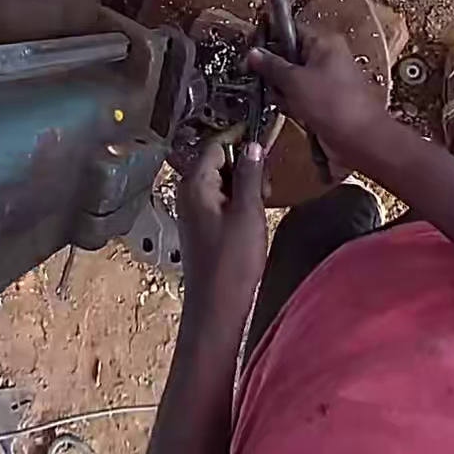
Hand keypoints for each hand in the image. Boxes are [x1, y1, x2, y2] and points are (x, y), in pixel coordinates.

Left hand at [177, 128, 266, 301]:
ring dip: (243, 187)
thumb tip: (253, 144)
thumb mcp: (248, 212)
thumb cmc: (232, 262)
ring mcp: (192, 208)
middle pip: (219, 161)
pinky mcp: (200, 224)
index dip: (240, 144)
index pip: (216, 145)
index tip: (264, 151)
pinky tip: (250, 219)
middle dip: (244, 169)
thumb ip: (250, 174)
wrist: (217, 309)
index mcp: (195, 183)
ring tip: (260, 207)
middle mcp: (188, 190)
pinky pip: (219, 199)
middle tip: (265, 190)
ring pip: (221, 181)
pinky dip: (236, 202)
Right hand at [248, 32, 394, 166]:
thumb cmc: (331, 103)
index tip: (250, 52)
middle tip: (263, 81)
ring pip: (291, 78)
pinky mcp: (325, 101)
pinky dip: (293, 104)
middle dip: (274, 71)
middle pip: (288, 55)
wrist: (362, 142)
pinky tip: (293, 113)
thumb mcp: (295, 81)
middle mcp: (325, 56)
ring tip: (284, 101)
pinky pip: (300, 96)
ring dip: (283, 91)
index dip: (267, 38)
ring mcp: (326, 80)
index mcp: (323, 42)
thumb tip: (252, 53)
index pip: (289, 30)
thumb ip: (271, 66)